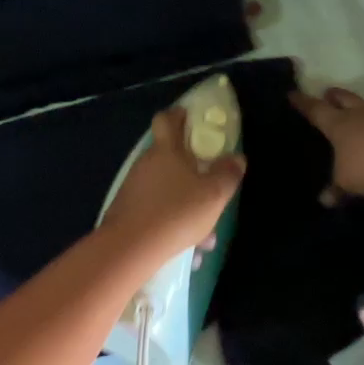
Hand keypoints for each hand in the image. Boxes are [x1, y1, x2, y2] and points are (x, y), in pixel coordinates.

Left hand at [100, 108, 244, 261]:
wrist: (131, 246)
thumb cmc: (176, 212)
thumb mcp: (213, 194)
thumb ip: (226, 174)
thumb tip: (236, 157)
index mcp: (166, 151)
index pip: (166, 120)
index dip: (178, 114)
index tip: (190, 116)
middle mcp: (146, 163)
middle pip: (170, 158)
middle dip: (192, 173)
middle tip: (211, 187)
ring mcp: (134, 186)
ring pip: (168, 190)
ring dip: (188, 207)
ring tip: (206, 238)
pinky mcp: (128, 208)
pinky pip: (158, 210)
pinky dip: (174, 224)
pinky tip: (189, 250)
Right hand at [289, 87, 363, 203]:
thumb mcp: (347, 182)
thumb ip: (336, 189)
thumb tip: (325, 200)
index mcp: (338, 124)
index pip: (315, 109)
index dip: (303, 102)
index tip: (293, 94)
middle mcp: (361, 117)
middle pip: (345, 99)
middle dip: (335, 96)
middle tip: (328, 93)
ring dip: (362, 113)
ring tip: (358, 119)